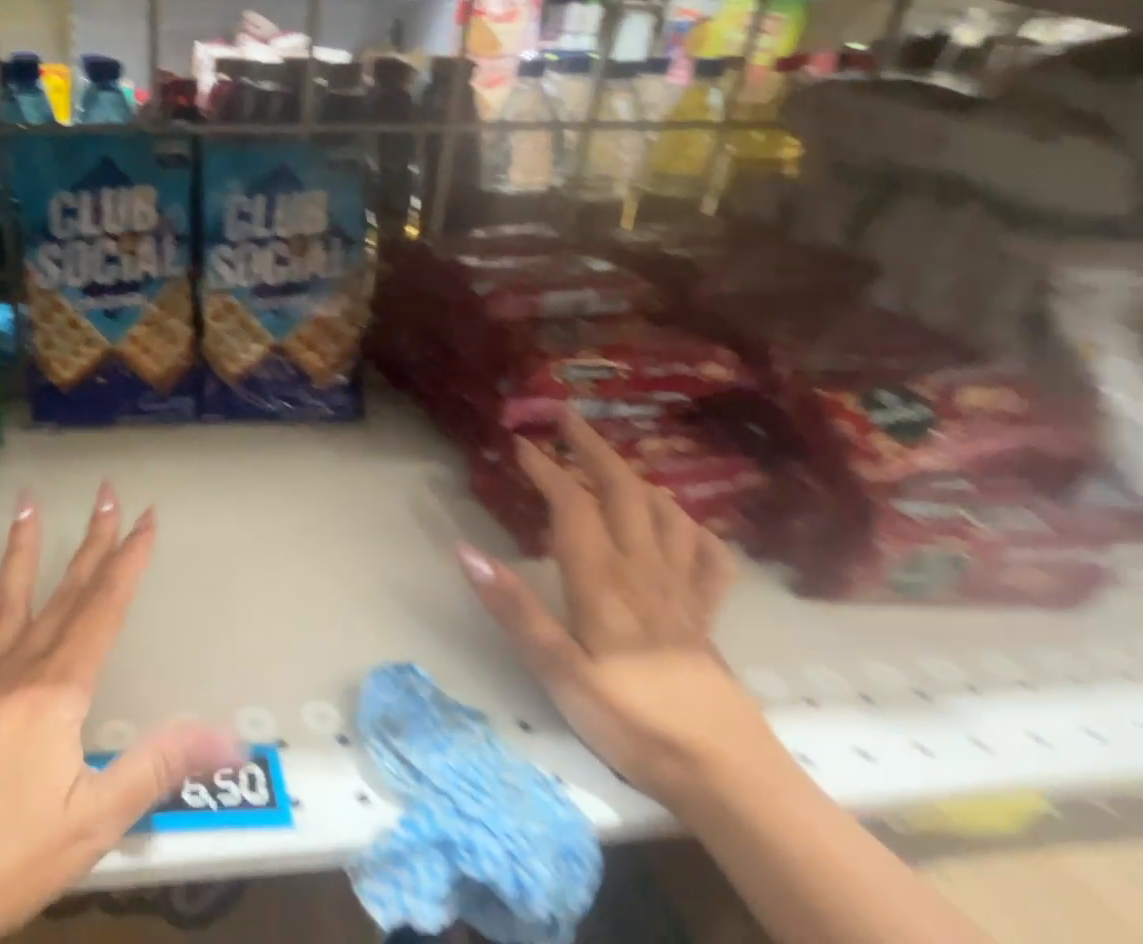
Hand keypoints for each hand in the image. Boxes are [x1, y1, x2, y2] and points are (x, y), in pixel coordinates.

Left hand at [0, 484, 244, 943]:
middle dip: (91, 542)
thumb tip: (231, 736)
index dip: (128, 561)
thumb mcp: (95, 821)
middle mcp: (14, 672)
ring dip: (21, 549)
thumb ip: (158, 765)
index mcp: (55, 693)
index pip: (102, 611)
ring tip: (27, 501)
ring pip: (4, 600)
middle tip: (107, 493)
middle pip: (62, 595)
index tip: (144, 518)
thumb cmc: (6, 860)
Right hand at [454, 412, 783, 807]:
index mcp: (604, 581)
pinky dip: (693, 529)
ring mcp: (683, 591)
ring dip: (636, 478)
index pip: (573, 505)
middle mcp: (646, 571)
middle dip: (593, 449)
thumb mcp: (557, 671)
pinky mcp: (706, 617)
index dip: (546, 468)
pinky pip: (706, 557)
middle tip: (566, 419)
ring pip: (666, 514)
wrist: (722, 768)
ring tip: (614, 465)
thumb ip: (514, 609)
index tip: (518, 442)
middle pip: (623, 492)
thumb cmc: (630, 721)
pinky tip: (682, 528)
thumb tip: (466, 551)